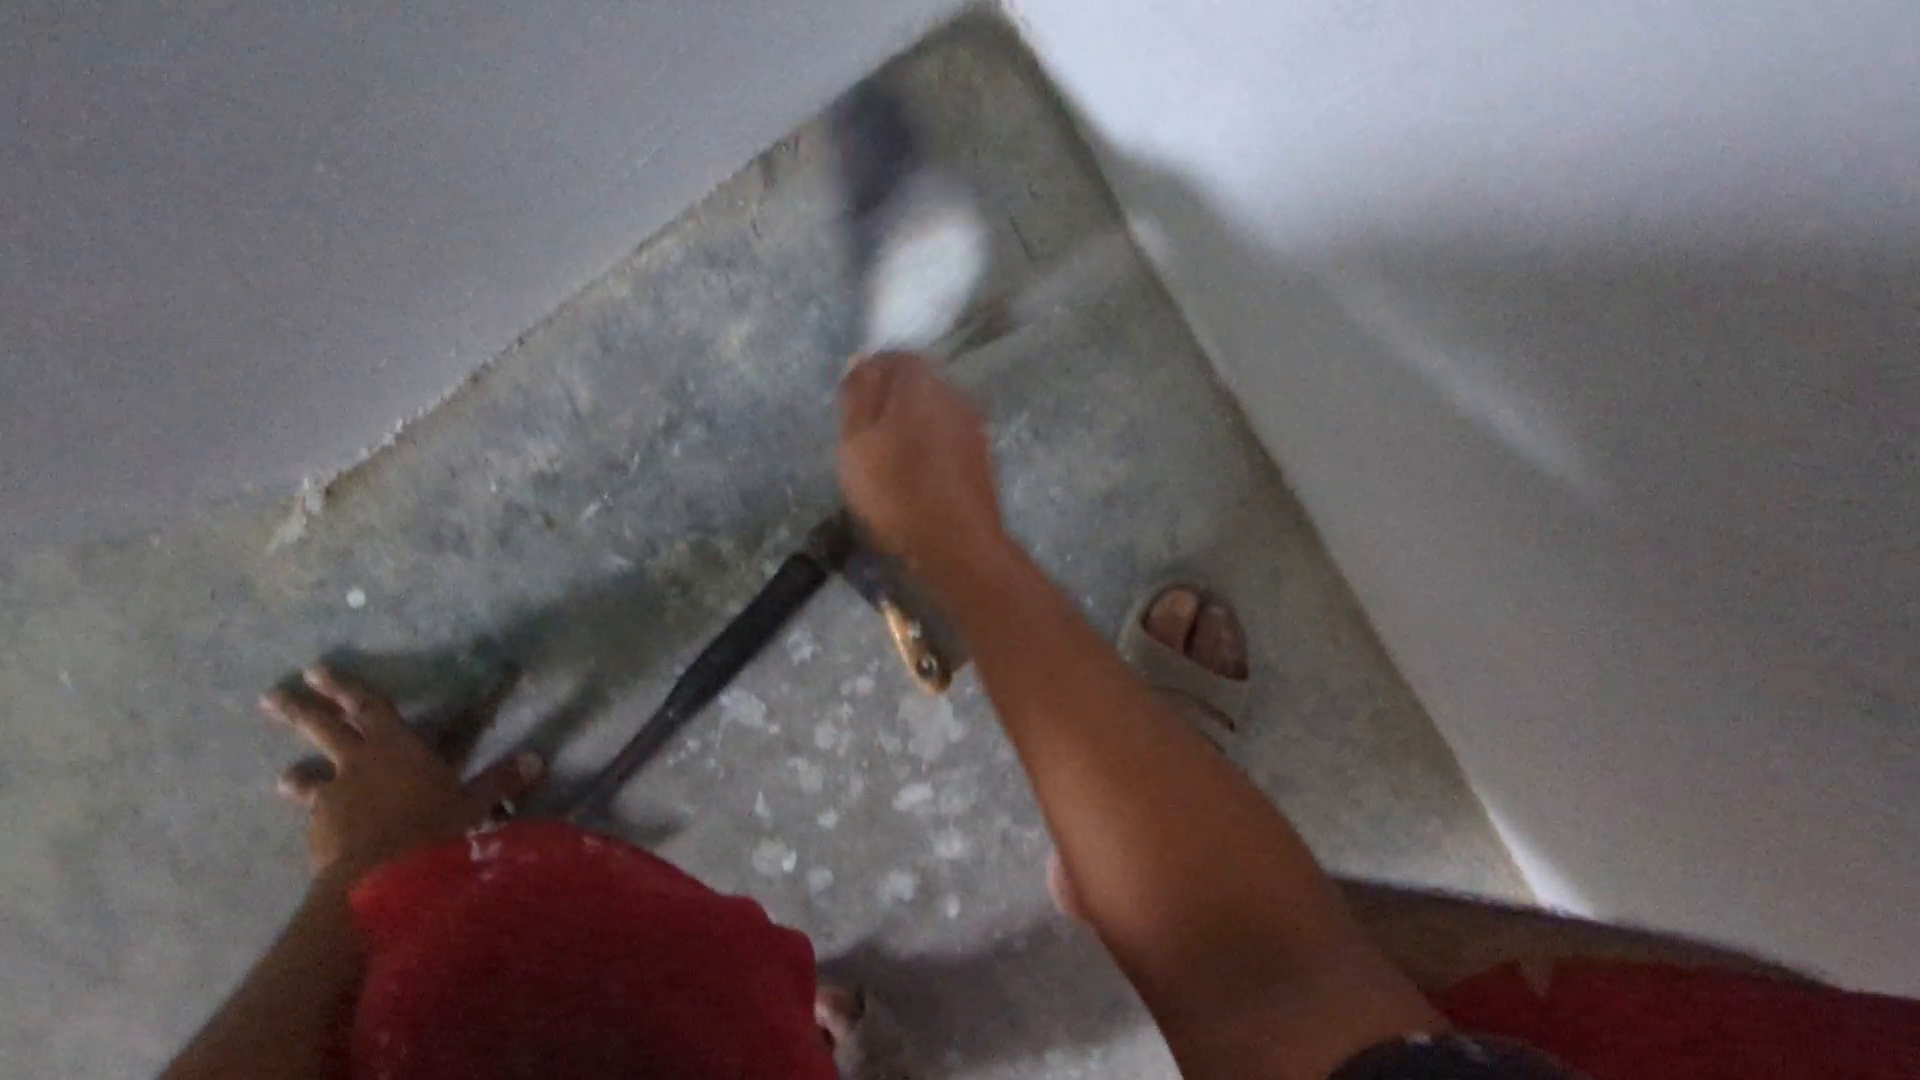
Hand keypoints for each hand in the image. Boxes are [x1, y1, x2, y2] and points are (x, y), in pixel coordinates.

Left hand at [261, 667, 542, 885]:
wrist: (378, 877)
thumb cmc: (433, 827)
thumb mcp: (475, 803)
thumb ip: (501, 780)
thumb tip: (537, 759)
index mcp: (396, 746)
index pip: (370, 707)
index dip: (346, 687)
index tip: (316, 670)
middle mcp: (359, 762)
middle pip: (325, 729)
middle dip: (301, 710)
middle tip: (273, 696)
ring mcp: (333, 797)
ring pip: (309, 777)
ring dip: (299, 776)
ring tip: (285, 778)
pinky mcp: (319, 830)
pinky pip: (318, 816)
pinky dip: (320, 816)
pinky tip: (323, 829)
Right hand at [838, 353, 1006, 581]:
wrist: (957, 546)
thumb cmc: (897, 491)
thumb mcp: (857, 441)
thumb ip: (858, 395)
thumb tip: (862, 359)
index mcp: (923, 383)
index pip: (894, 357)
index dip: (868, 377)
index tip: (851, 410)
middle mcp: (955, 395)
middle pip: (917, 384)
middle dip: (890, 402)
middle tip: (864, 438)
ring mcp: (974, 427)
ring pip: (934, 413)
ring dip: (911, 428)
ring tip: (886, 462)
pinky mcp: (982, 458)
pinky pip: (947, 439)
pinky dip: (929, 450)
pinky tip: (915, 478)